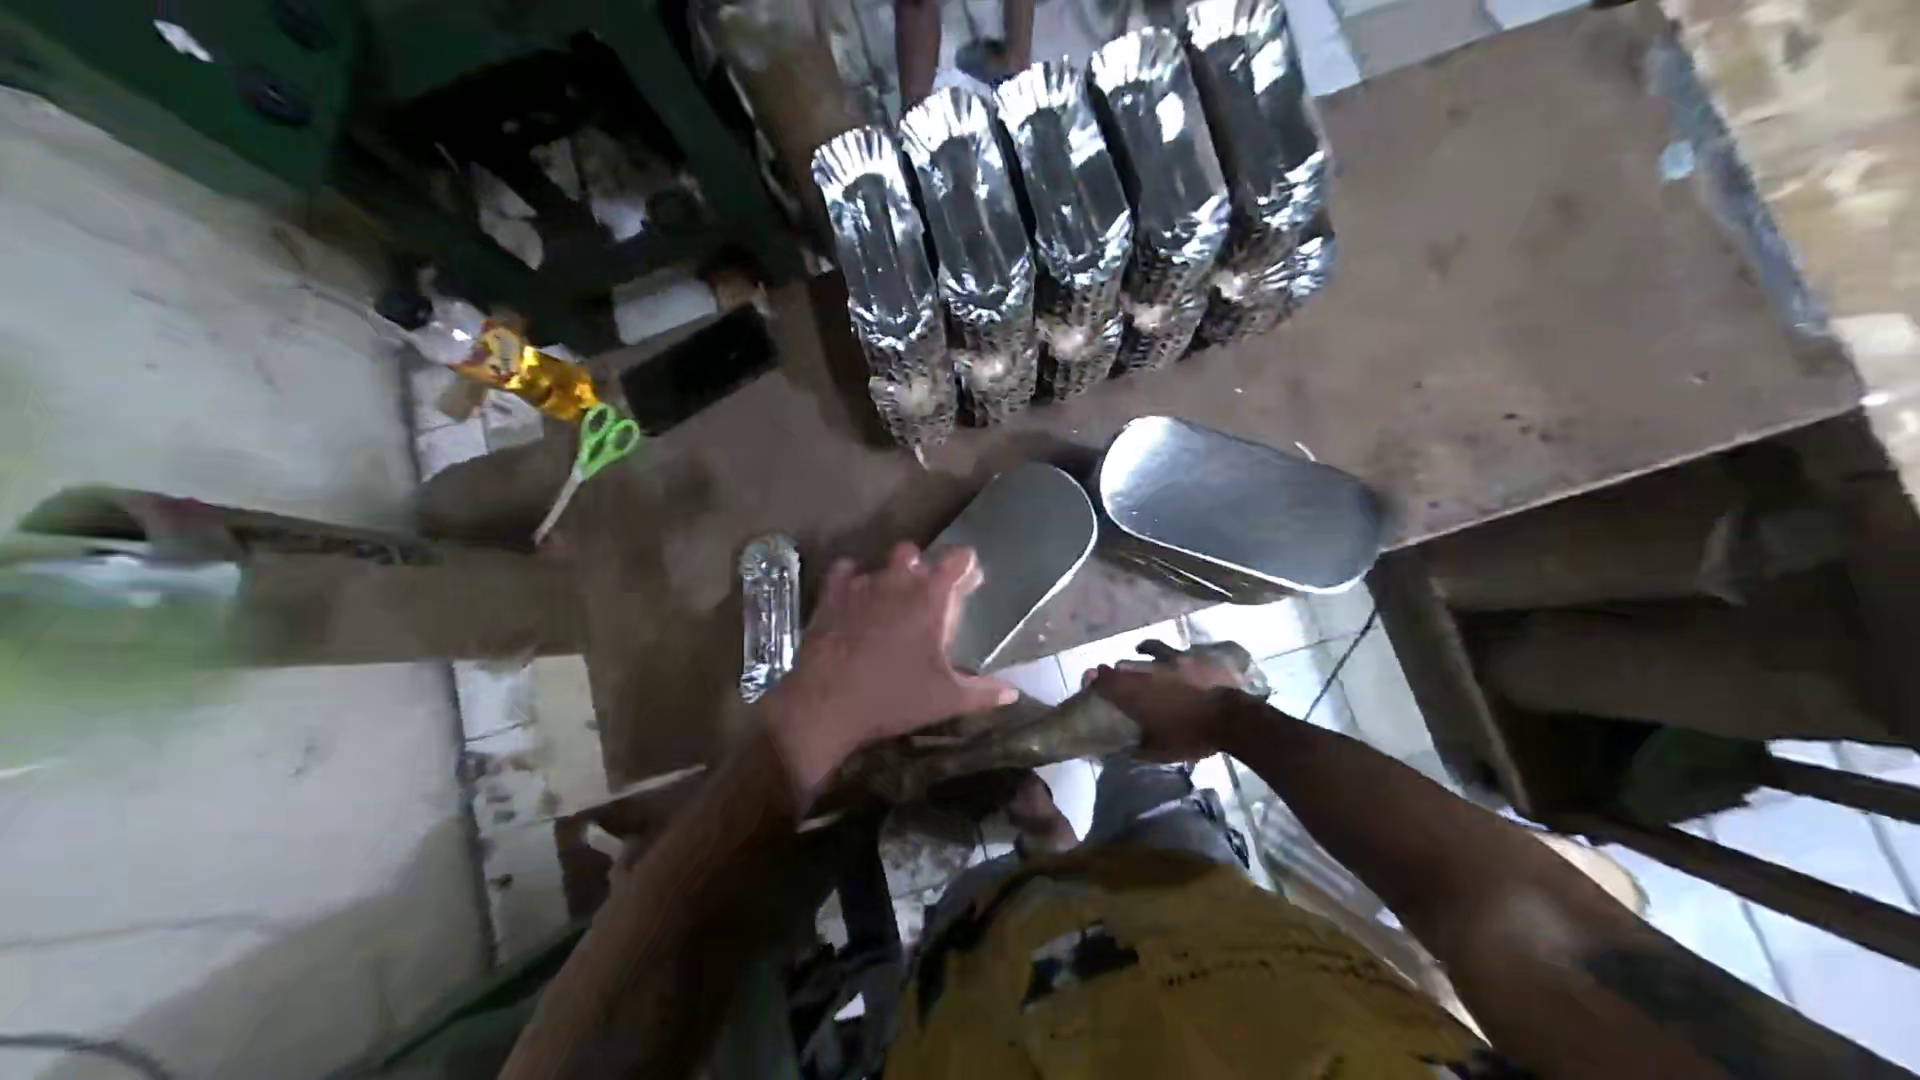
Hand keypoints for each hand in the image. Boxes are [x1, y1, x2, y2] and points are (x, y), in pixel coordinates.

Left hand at [764, 542, 1016, 796]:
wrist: (826, 706)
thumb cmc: (893, 698)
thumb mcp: (946, 699)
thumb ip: (984, 692)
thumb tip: (1013, 692)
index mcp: (930, 597)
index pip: (958, 560)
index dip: (966, 567)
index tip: (970, 582)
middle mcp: (897, 580)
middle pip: (915, 555)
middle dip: (923, 569)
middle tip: (928, 598)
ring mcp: (860, 585)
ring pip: (881, 564)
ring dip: (890, 577)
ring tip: (891, 605)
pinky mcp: (830, 595)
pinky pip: (845, 572)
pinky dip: (853, 580)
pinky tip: (856, 600)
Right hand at [1086, 641, 1258, 761]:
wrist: (1230, 718)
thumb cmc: (1192, 736)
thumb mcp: (1162, 751)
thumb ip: (1139, 749)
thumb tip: (1126, 750)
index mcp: (1135, 695)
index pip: (1105, 682)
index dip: (1095, 681)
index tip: (1091, 682)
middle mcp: (1146, 673)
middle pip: (1122, 667)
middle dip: (1115, 672)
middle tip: (1115, 677)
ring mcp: (1169, 661)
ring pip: (1145, 653)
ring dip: (1138, 655)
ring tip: (1137, 653)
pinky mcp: (1189, 657)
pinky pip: (1170, 649)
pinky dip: (1162, 651)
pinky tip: (1163, 651)